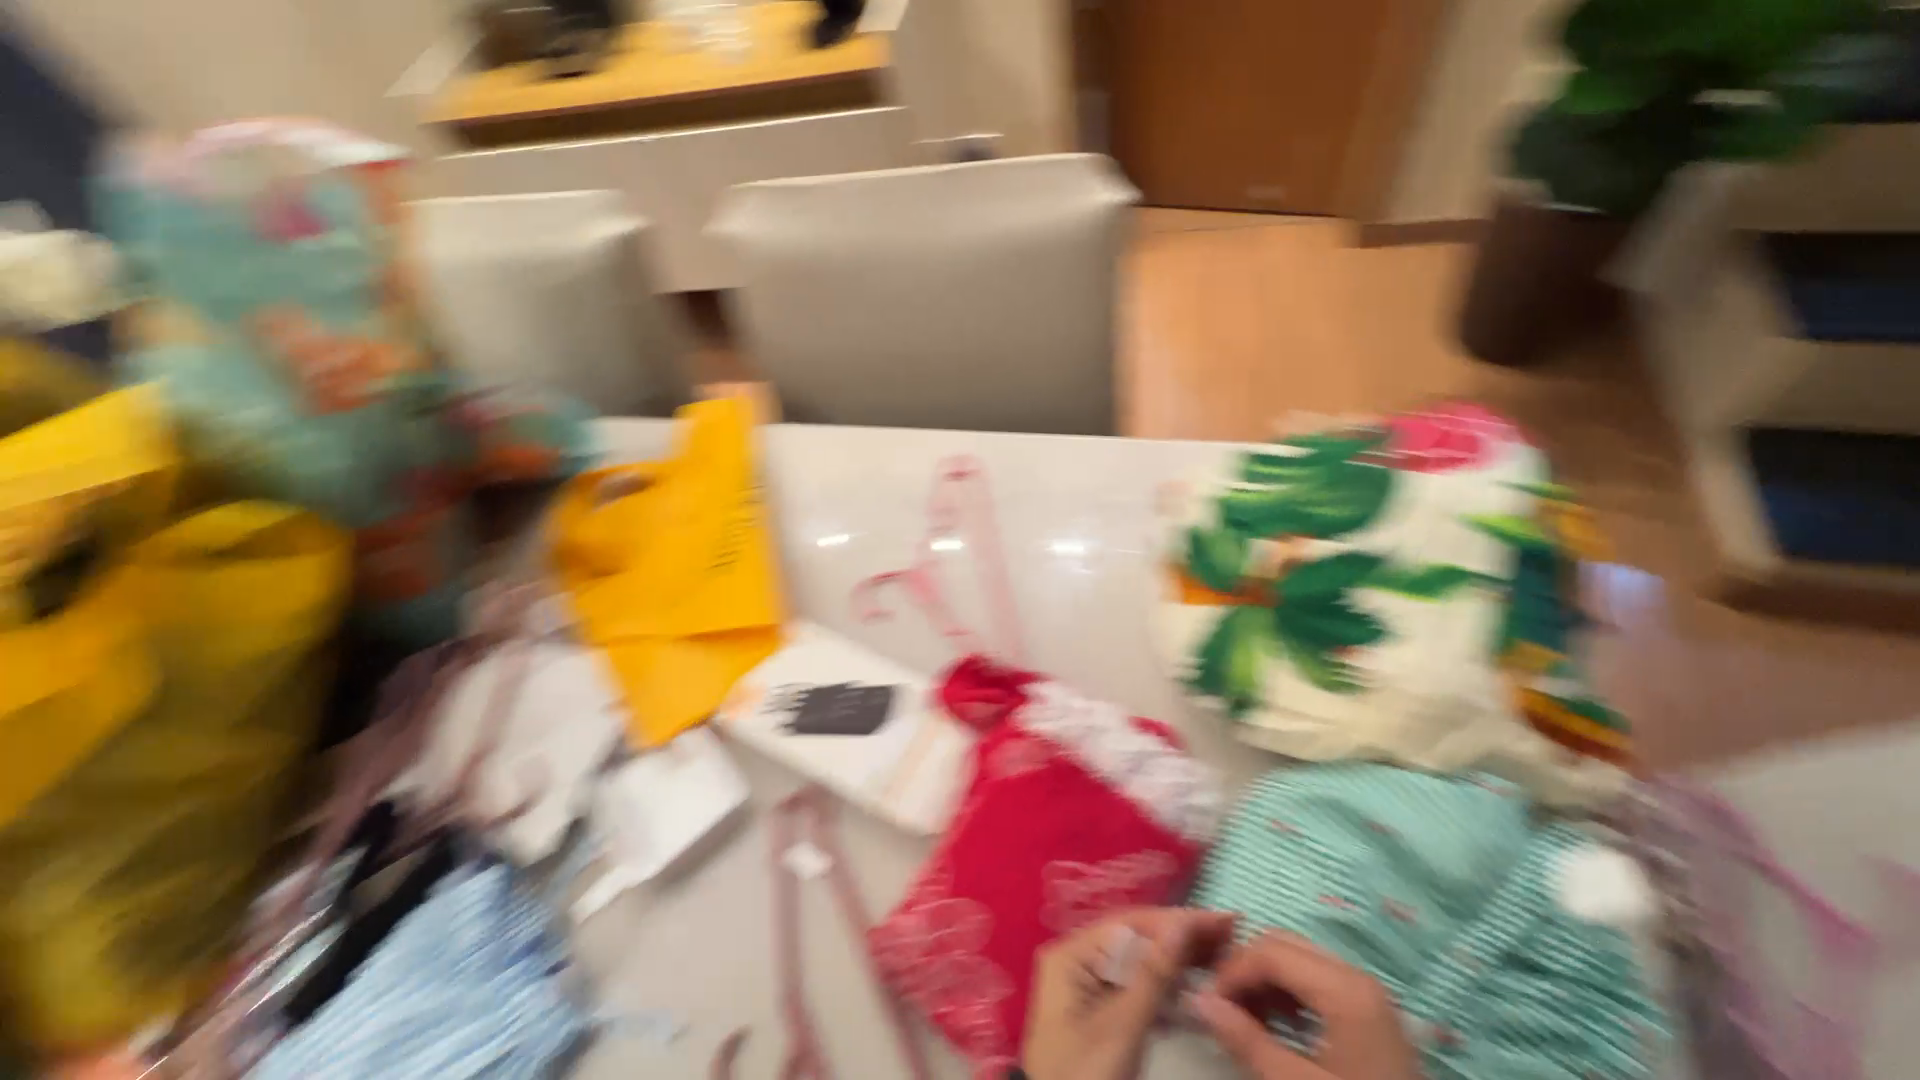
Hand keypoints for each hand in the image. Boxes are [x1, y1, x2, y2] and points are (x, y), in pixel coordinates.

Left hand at [1021, 908, 1237, 1079]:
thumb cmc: (1084, 1076)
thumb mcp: (1122, 1027)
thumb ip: (1154, 973)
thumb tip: (1183, 923)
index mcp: (1071, 955)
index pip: (1131, 923)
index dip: (1178, 920)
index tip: (1225, 920)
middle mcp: (1077, 961)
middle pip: (1136, 939)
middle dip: (1182, 938)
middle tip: (1233, 934)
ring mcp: (1087, 987)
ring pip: (1140, 964)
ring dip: (1179, 962)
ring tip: (1224, 956)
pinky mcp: (1100, 1014)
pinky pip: (1138, 990)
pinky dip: (1166, 990)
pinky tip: (1197, 991)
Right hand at [1186, 932, 1418, 1079]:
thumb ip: (1246, 1041)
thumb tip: (1197, 1000)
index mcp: (1345, 990)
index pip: (1270, 951)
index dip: (1230, 972)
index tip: (1205, 1005)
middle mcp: (1357, 977)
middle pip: (1284, 946)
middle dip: (1245, 970)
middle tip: (1220, 1009)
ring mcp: (1367, 994)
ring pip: (1299, 960)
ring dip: (1264, 981)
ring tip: (1243, 1020)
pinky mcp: (1369, 1013)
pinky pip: (1317, 981)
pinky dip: (1288, 993)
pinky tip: (1275, 1026)